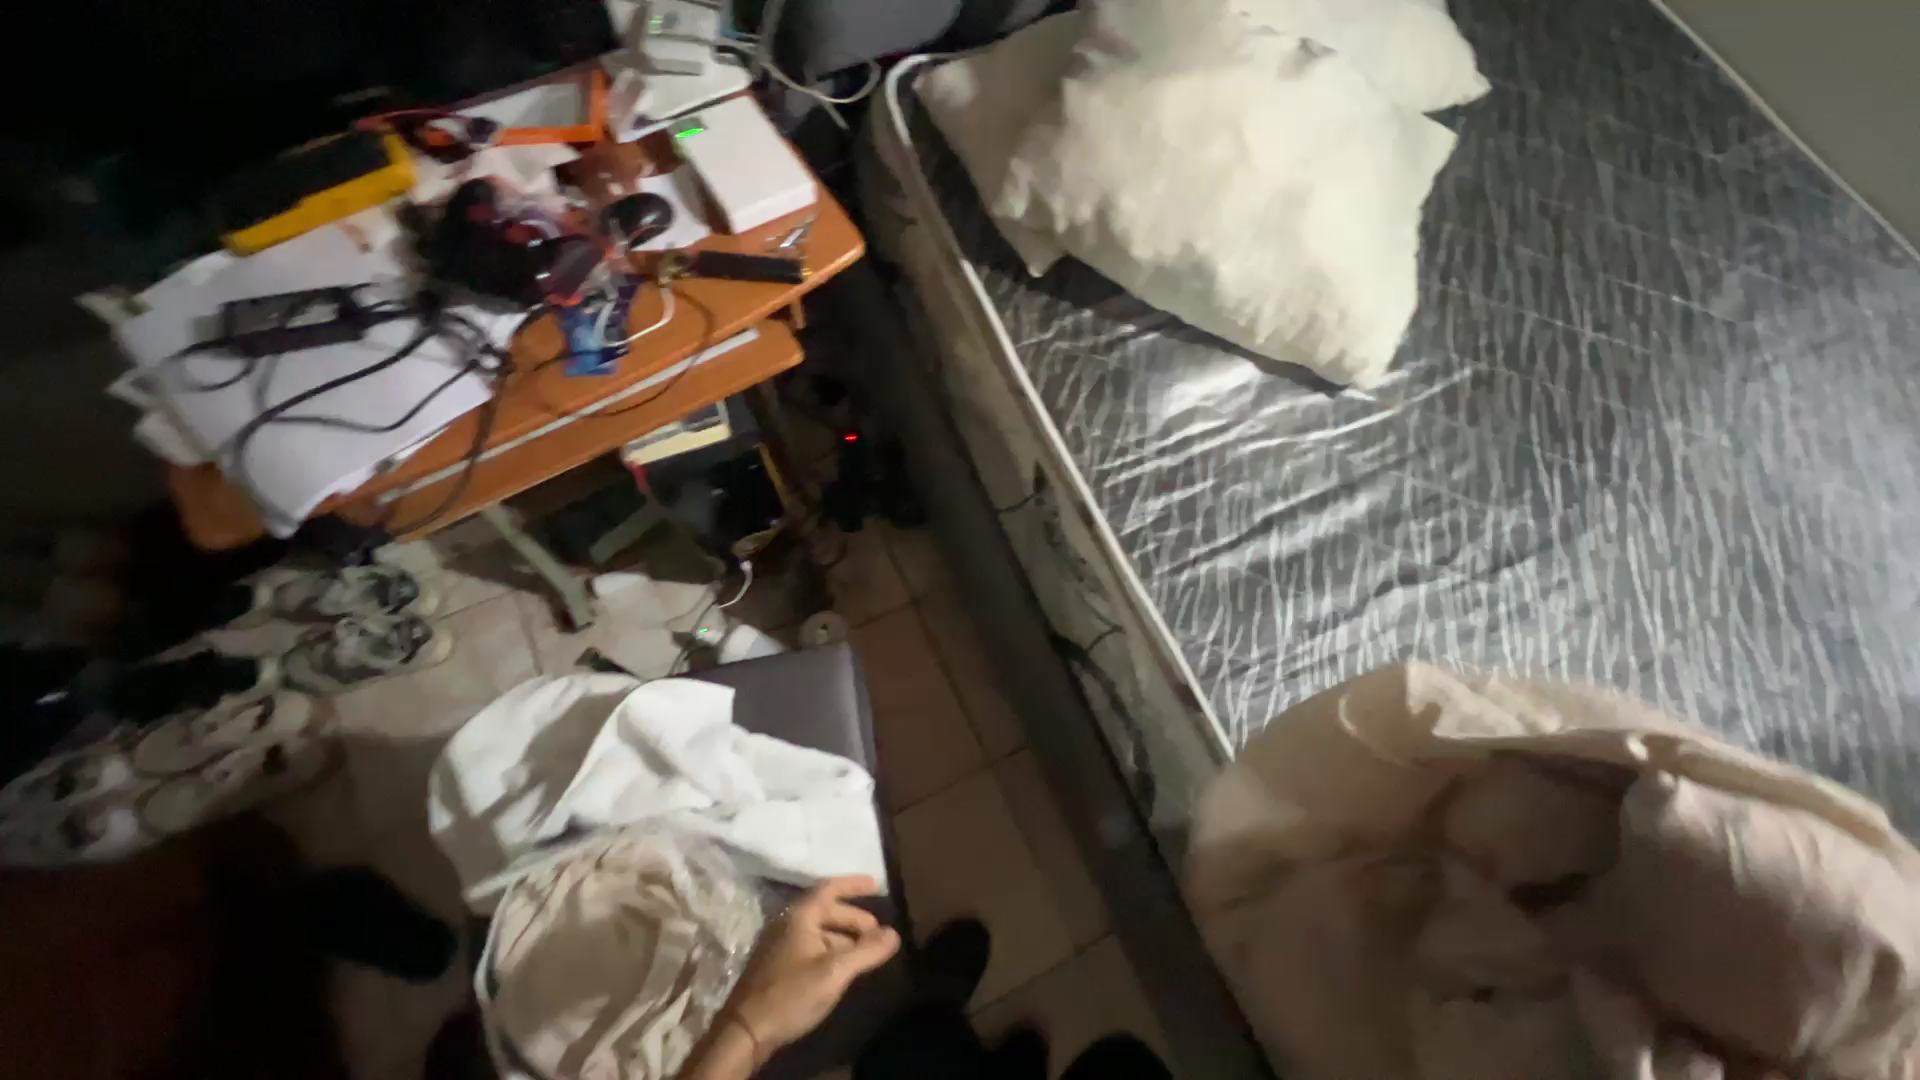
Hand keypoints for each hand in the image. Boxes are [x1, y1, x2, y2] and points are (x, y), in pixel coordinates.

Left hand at [721, 876, 900, 1062]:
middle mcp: (787, 922)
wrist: (744, 1031)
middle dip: (854, 918)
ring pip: (818, 930)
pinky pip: (809, 945)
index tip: (876, 884)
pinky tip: (840, 968)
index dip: (854, 884)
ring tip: (865, 953)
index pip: (830, 887)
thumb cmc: (790, 993)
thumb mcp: (834, 973)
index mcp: (800, 915)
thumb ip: (866, 952)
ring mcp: (779, 944)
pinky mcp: (775, 965)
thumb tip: (894, 933)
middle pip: (826, 910)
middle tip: (878, 933)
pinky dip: (830, 949)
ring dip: (843, 937)